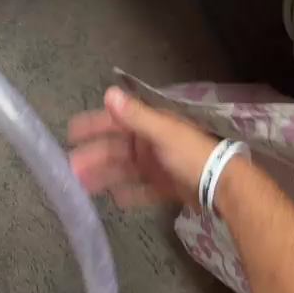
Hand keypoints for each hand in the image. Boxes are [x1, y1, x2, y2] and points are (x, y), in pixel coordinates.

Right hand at [68, 86, 218, 207]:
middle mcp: (151, 144)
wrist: (222, 186)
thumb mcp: (163, 133)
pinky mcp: (164, 186)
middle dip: (94, 157)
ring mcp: (157, 166)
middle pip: (116, 149)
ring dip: (104, 176)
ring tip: (83, 186)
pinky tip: (115, 199)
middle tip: (72, 169)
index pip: (116, 122)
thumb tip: (110, 93)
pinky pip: (141, 189)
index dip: (94, 126)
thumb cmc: (192, 155)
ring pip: (123, 170)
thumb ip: (136, 116)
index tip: (71, 134)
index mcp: (151, 127)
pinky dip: (128, 193)